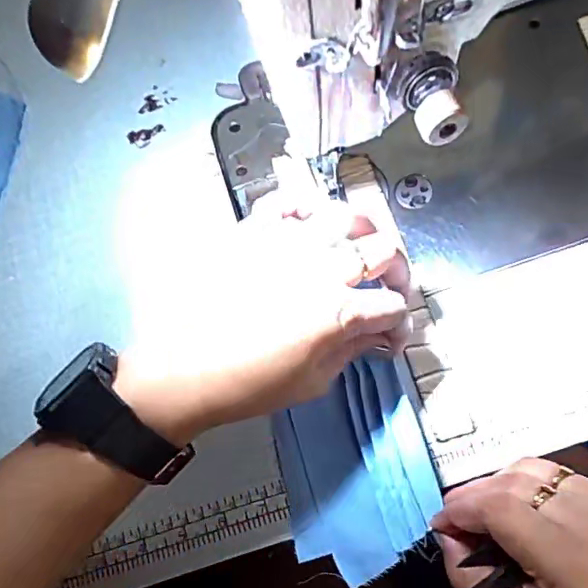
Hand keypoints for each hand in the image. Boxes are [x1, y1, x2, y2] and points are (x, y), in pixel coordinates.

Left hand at [114, 191, 411, 443]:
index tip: (390, 340)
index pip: (393, 306)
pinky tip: (314, 224)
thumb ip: (353, 349)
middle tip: (389, 289)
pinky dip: (308, 207)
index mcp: (339, 312)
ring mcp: (288, 243)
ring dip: (365, 231)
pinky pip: (289, 202)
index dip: (401, 325)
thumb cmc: (253, 384)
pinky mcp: (255, 231)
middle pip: (384, 250)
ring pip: (346, 215)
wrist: (186, 370)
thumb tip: (377, 335)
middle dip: (398, 272)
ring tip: (361, 246)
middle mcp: (322, 268)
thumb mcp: (315, 380)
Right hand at [432, 459, 587, 587]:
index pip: (498, 505)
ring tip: (490, 516)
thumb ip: (476, 583)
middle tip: (459, 522)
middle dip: (474, 494)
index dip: (460, 509)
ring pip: (536, 469)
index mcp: (570, 556)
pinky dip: (536, 489)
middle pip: (512, 478)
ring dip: (502, 486)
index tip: (442, 526)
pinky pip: (564, 477)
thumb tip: (448, 540)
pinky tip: (533, 516)